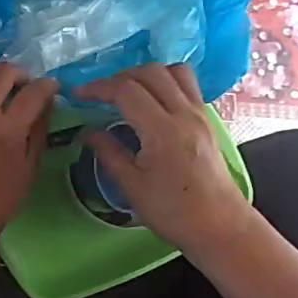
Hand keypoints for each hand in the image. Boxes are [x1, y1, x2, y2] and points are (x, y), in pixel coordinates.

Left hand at [0, 48, 58, 233]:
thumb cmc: (3, 193)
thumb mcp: (32, 162)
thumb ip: (39, 125)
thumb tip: (46, 98)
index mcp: (7, 129)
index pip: (33, 92)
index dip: (47, 86)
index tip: (50, 87)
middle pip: (1, 74)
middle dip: (18, 73)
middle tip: (22, 84)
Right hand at [76, 63, 252, 259]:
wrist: (219, 226)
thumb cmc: (172, 212)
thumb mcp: (132, 186)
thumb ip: (109, 152)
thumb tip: (88, 132)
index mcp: (163, 131)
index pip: (126, 90)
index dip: (98, 87)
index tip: (78, 95)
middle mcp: (185, 114)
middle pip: (150, 72)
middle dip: (119, 77)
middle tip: (99, 94)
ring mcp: (200, 114)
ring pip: (173, 72)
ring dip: (145, 74)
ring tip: (126, 92)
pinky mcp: (206, 120)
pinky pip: (186, 85)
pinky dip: (164, 82)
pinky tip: (150, 101)